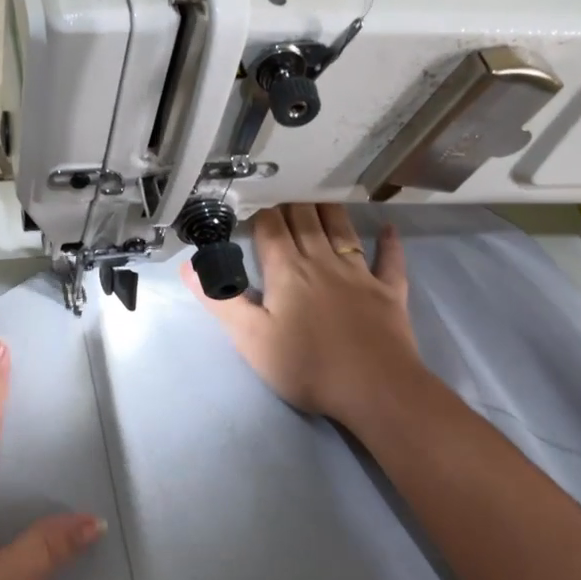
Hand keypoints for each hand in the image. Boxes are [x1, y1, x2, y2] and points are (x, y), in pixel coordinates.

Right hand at [183, 203, 420, 422]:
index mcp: (287, 270)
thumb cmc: (307, 365)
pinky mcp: (389, 292)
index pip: (271, 229)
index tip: (252, 200)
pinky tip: (389, 230)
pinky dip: (389, 243)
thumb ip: (221, 300)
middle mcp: (322, 261)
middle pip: (306, 221)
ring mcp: (360, 274)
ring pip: (342, 231)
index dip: (261, 212)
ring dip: (331, 211)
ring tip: (322, 196)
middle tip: (284, 190)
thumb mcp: (251, 338)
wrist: (376, 389)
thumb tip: (190, 266)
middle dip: (292, 203)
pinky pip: (390, 260)